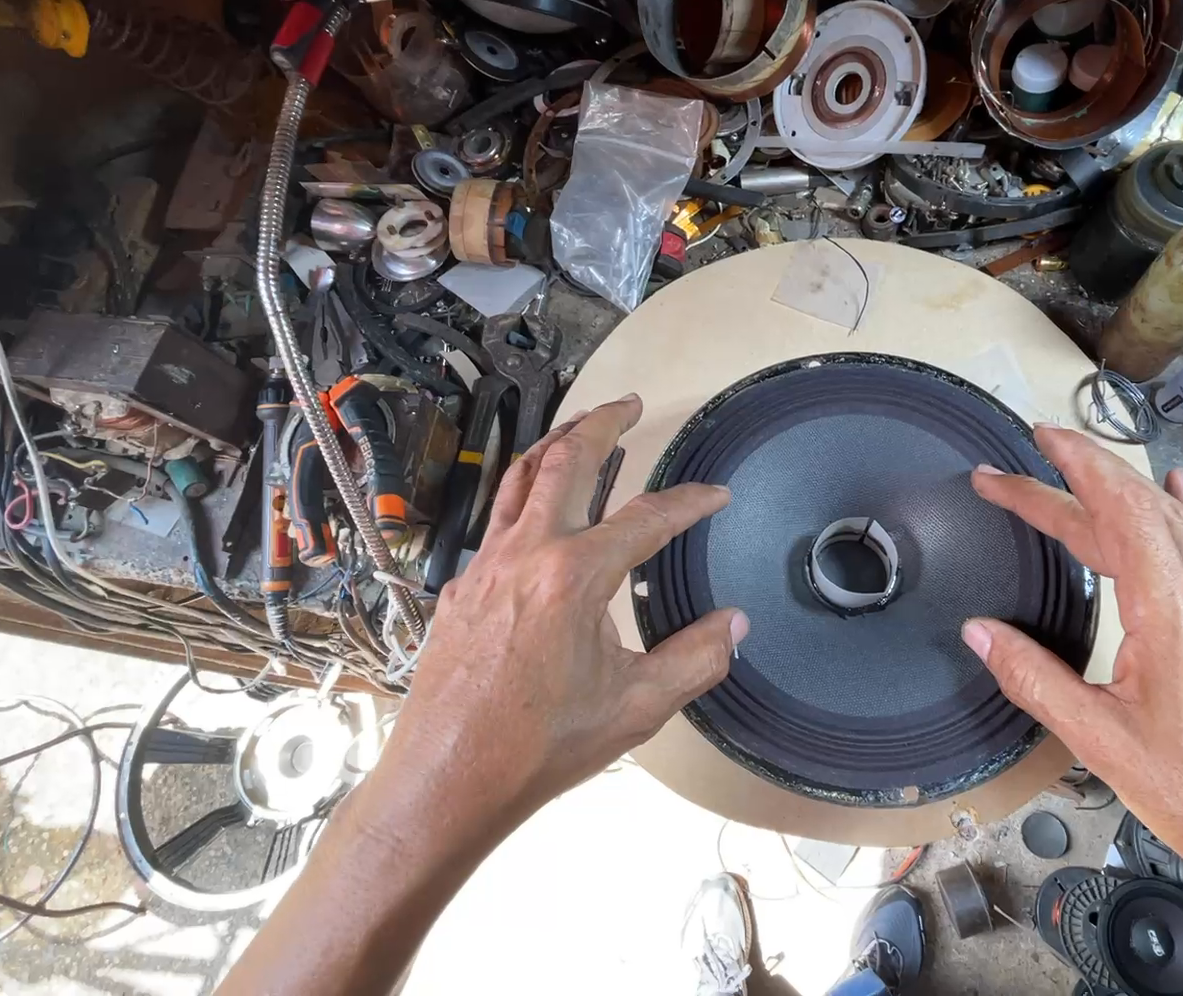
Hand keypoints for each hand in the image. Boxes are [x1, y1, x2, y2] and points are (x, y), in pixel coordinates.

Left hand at [397, 392, 747, 813]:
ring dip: (555, 444)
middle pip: (567, 460)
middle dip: (602, 422)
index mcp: (576, 575)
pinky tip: (538, 513)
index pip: (647, 518)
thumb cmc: (541, 745)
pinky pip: (498, 518)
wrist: (447, 778)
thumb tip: (735, 624)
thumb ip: (696, 659)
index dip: (690, 501)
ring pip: (521, 477)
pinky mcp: (464, 585)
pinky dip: (525, 493)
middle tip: (629, 404)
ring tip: (581, 430)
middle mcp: (528, 552)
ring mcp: (487, 564)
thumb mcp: (638, 707)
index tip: (716, 494)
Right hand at [961, 426, 1182, 994]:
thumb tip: (981, 634)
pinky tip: (1182, 499)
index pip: (1121, 509)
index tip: (1038, 438)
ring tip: (1075, 474)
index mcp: (1176, 615)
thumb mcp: (1105, 745)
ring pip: (1172, 527)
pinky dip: (1175, 514)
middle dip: (1070, 480)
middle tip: (1012, 476)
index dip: (1075, 465)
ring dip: (1116, 496)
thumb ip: (1036, 679)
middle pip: (1137, 511)